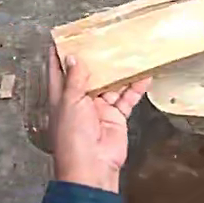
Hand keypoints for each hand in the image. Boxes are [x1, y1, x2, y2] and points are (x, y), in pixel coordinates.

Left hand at [48, 47, 149, 192]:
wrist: (92, 167)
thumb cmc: (73, 137)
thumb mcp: (71, 103)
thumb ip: (75, 79)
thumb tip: (73, 57)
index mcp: (62, 96)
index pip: (58, 70)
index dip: (60, 53)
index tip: (65, 35)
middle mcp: (80, 100)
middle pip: (88, 74)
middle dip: (96, 58)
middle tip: (105, 36)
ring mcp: (99, 108)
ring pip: (110, 84)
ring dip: (119, 71)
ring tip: (130, 51)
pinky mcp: (116, 116)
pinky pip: (127, 98)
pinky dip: (135, 88)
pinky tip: (145, 75)